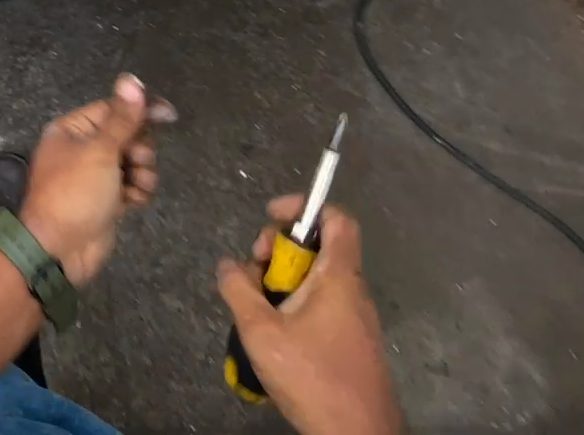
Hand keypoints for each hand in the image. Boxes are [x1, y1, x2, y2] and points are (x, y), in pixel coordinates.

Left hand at [18, 73, 175, 284]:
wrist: (59, 250)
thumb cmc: (74, 193)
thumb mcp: (100, 151)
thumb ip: (122, 118)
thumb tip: (131, 79)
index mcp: (71, 129)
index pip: (111, 109)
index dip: (139, 111)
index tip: (169, 114)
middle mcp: (81, 148)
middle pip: (126, 135)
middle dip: (140, 148)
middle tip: (139, 162)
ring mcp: (94, 175)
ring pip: (132, 161)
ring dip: (142, 172)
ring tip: (136, 186)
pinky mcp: (106, 200)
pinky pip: (131, 185)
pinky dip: (137, 191)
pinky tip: (134, 202)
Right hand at [217, 197, 402, 434]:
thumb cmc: (312, 377)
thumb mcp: (260, 330)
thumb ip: (238, 288)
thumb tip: (228, 264)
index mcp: (339, 277)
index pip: (336, 218)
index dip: (303, 206)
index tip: (271, 216)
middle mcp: (353, 290)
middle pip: (317, 246)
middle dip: (279, 248)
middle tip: (255, 271)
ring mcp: (356, 318)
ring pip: (315, 277)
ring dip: (282, 280)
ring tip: (258, 306)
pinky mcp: (352, 341)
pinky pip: (321, 303)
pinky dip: (294, 303)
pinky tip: (275, 331)